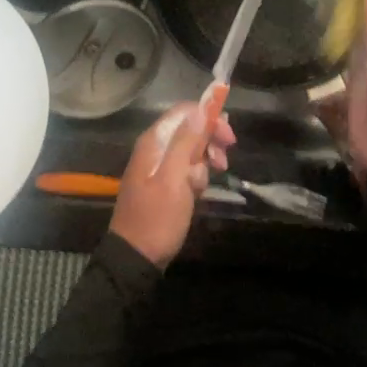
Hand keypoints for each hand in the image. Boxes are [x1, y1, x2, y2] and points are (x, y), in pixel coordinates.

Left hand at [109, 102, 233, 268]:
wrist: (136, 257)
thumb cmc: (157, 217)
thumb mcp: (174, 179)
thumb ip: (186, 142)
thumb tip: (200, 109)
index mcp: (153, 142)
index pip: (184, 112)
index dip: (209, 118)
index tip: (229, 138)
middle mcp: (154, 148)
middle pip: (189, 129)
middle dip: (209, 142)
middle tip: (224, 162)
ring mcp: (157, 166)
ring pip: (190, 151)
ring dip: (203, 163)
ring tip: (205, 183)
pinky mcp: (163, 183)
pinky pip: (185, 169)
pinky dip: (195, 177)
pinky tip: (198, 192)